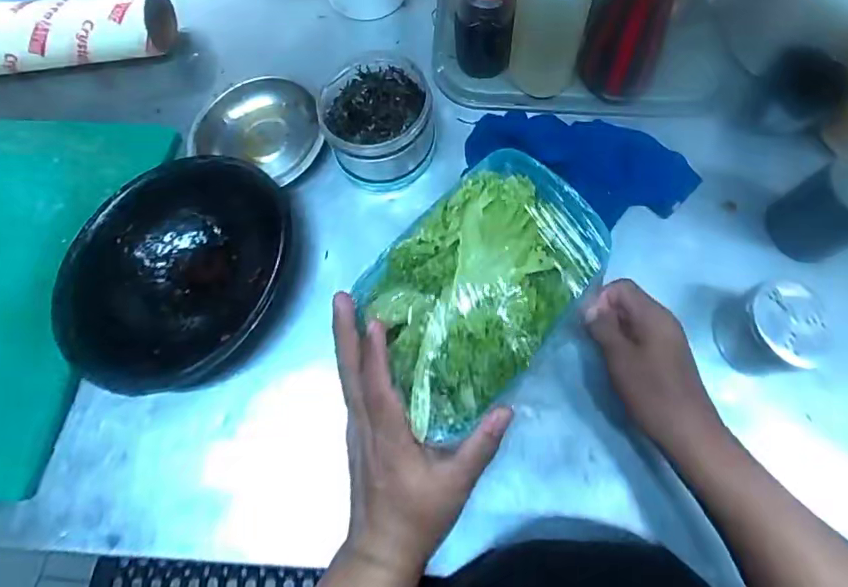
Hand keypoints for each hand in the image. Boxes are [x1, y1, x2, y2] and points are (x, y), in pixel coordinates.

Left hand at [323, 292, 511, 586]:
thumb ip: (481, 446)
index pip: (377, 387)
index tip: (374, 318)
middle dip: (343, 332)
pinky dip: (352, 359)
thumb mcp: (456, 485)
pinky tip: (359, 346)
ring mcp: (355, 427)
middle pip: (349, 372)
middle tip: (341, 296)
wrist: (379, 550)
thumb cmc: (417, 516)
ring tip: (346, 307)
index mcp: (387, 435)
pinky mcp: (356, 431)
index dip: (375, 353)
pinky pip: (351, 386)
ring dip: (343, 341)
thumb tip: (507, 408)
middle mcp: (364, 424)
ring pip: (346, 377)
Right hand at [584, 279, 724, 456]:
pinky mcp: (669, 355)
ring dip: (615, 330)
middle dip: (605, 314)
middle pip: (628, 301)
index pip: (621, 286)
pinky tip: (619, 364)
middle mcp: (664, 319)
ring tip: (602, 353)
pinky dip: (627, 343)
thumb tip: (588, 306)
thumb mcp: (620, 358)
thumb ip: (602, 327)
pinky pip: (643, 336)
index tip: (586, 322)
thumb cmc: (653, 393)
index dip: (600, 298)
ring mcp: (669, 337)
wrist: (691, 434)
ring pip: (634, 320)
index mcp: (654, 313)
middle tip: (590, 339)